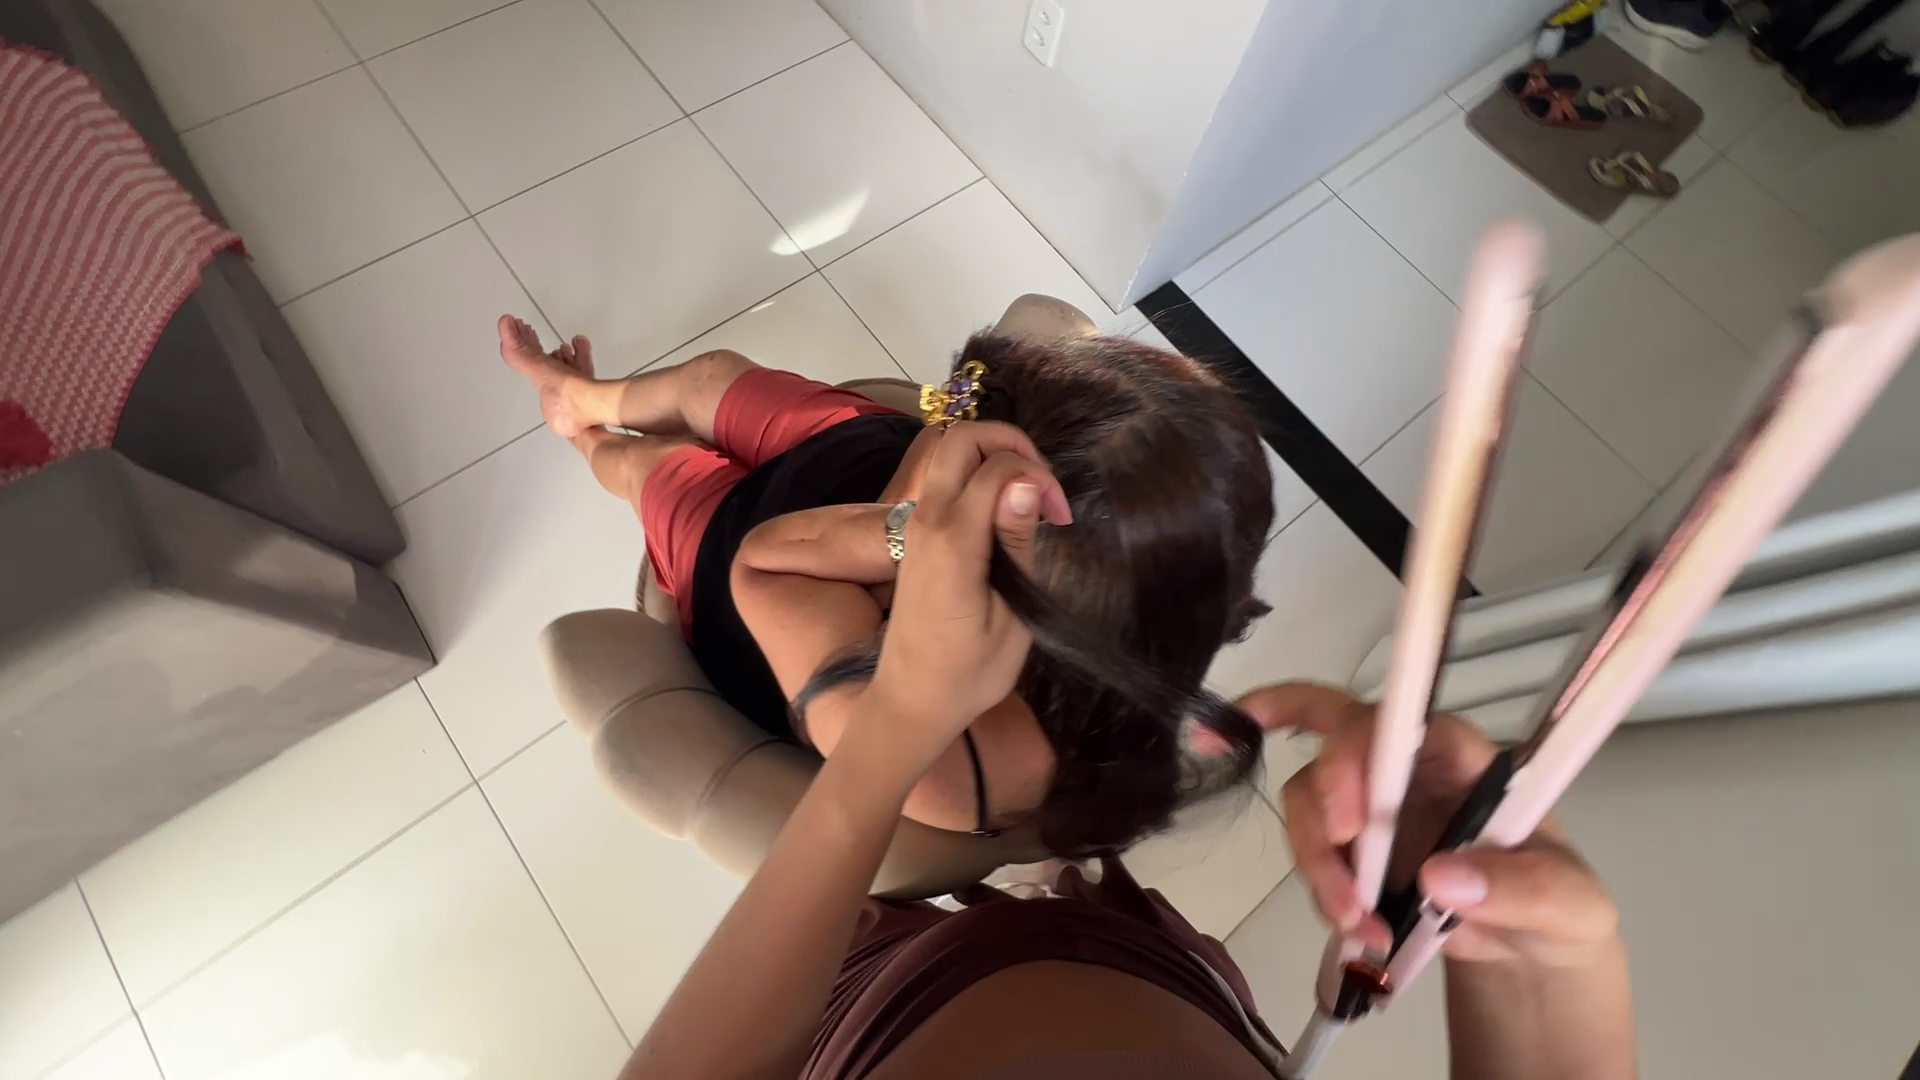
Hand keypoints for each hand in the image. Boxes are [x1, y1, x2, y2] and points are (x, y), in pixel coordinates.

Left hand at [854, 421, 1070, 771]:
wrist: (912, 700)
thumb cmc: (970, 672)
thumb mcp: (1012, 617)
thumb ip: (1016, 543)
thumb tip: (1027, 482)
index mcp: (952, 541)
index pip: (997, 467)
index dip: (1039, 476)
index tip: (1062, 517)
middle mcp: (926, 520)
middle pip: (960, 438)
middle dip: (1009, 442)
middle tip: (1042, 484)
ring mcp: (915, 524)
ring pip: (950, 455)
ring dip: (994, 459)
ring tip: (1029, 502)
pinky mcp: (916, 534)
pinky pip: (946, 481)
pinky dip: (979, 478)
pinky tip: (1005, 515)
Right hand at [1241, 682, 1619, 968]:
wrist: (1525, 949)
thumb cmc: (1556, 905)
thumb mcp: (1570, 905)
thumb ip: (1522, 890)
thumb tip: (1440, 877)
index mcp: (1455, 752)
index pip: (1395, 722)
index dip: (1356, 752)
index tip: (1346, 822)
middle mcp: (1400, 760)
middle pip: (1329, 725)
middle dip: (1319, 779)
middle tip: (1331, 840)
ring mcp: (1364, 794)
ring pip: (1307, 792)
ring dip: (1316, 854)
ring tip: (1353, 920)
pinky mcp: (1342, 835)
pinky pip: (1306, 841)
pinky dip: (1317, 884)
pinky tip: (1352, 926)